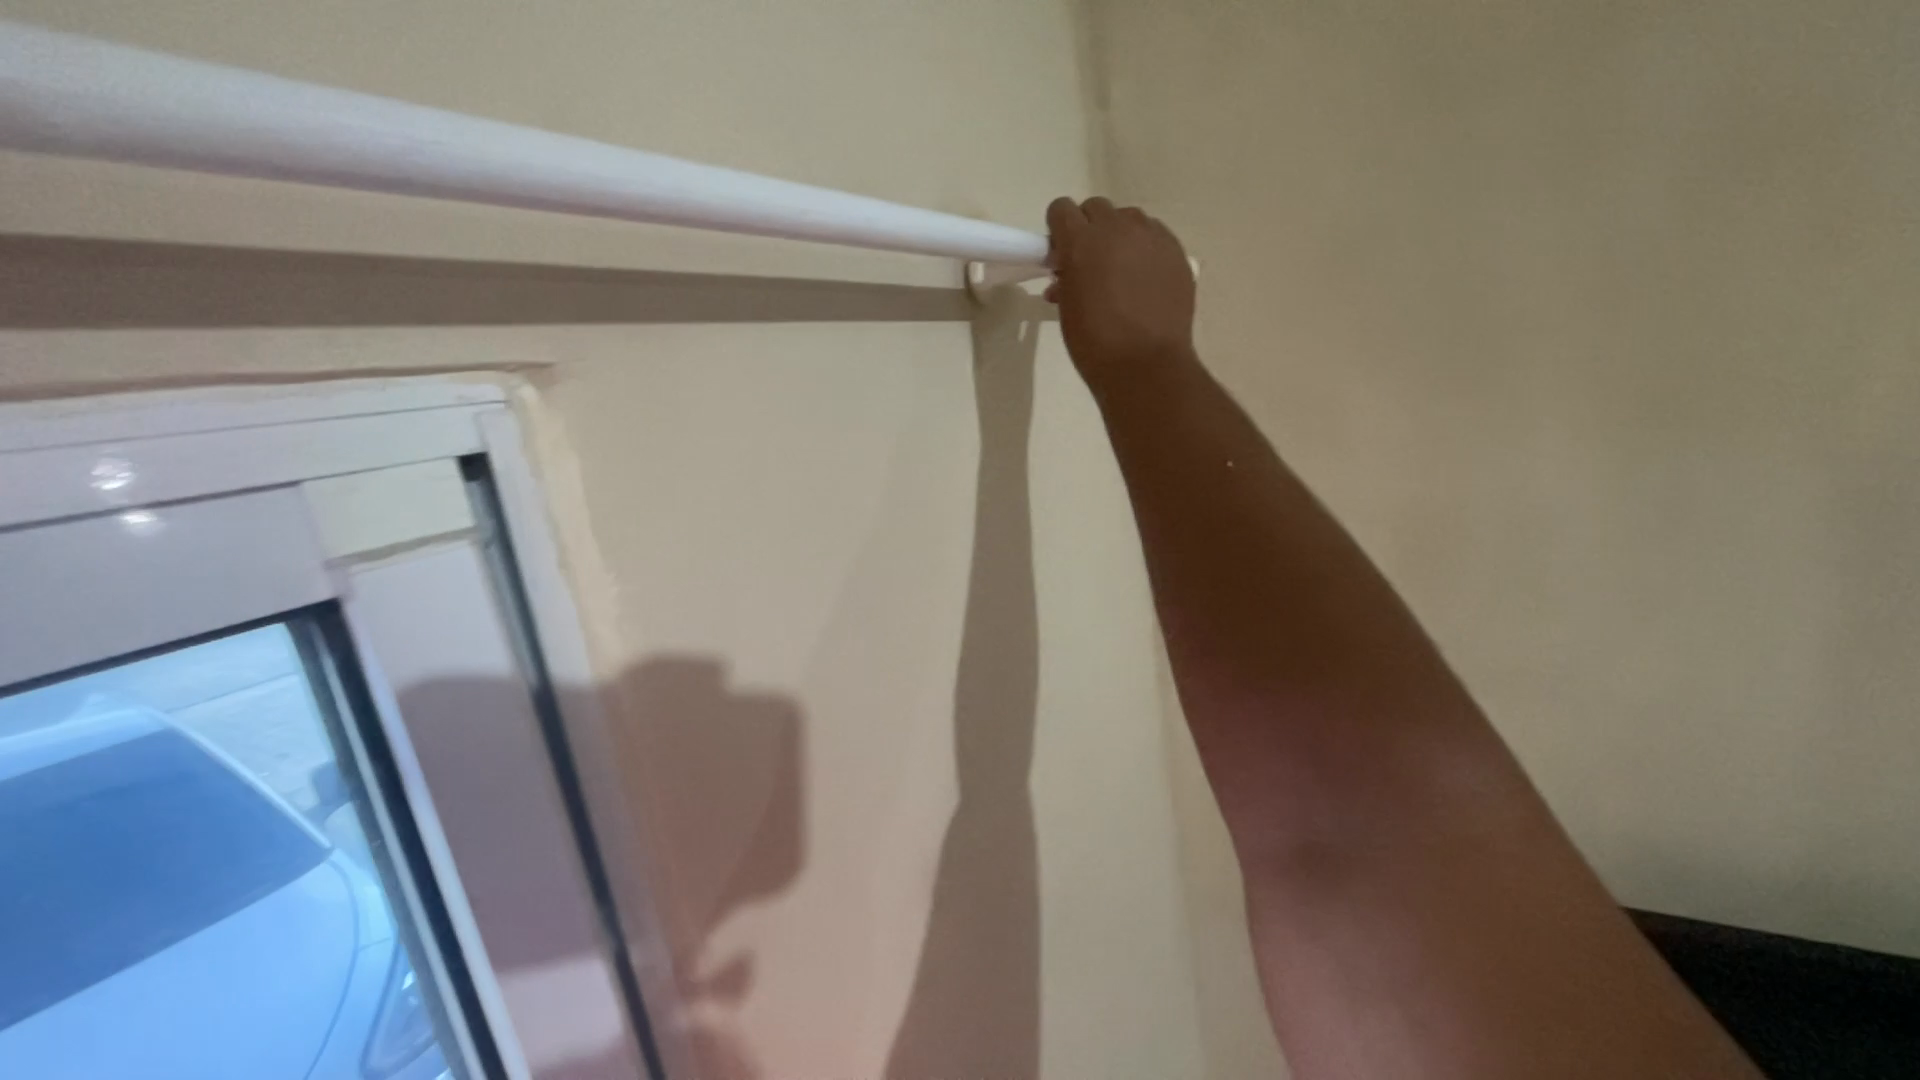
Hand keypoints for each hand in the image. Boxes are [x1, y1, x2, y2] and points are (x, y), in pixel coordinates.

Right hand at [1046, 196, 1196, 380]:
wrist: (1145, 365)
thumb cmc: (1095, 343)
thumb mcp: (1067, 308)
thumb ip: (1065, 278)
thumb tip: (1067, 271)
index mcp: (1081, 241)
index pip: (1061, 209)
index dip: (1058, 230)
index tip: (1060, 254)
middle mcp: (1117, 228)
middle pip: (1096, 208)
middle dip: (1088, 229)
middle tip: (1089, 263)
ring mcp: (1151, 237)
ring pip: (1129, 218)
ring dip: (1119, 235)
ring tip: (1121, 270)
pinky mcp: (1176, 251)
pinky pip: (1155, 236)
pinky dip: (1145, 249)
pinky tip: (1145, 279)